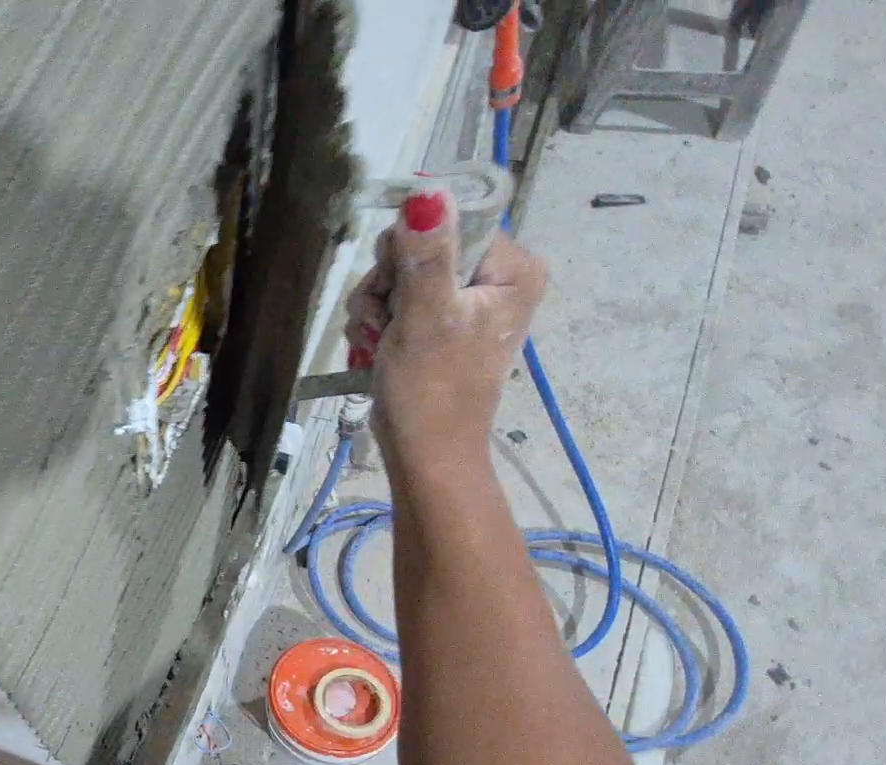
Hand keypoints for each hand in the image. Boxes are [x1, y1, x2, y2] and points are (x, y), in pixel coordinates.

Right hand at [344, 190, 547, 474]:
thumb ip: (426, 255)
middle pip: (419, 249)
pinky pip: (394, 303)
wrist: (424, 452)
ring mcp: (463, 304)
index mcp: (512, 268)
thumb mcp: (425, 316)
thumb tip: (426, 192)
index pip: (450, 223)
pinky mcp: (436, 325)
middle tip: (385, 320)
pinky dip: (376, 324)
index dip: (409, 249)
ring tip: (380, 340)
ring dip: (374, 307)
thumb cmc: (431, 389)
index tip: (396, 286)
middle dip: (386, 284)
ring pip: (398, 277)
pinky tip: (377, 346)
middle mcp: (494, 279)